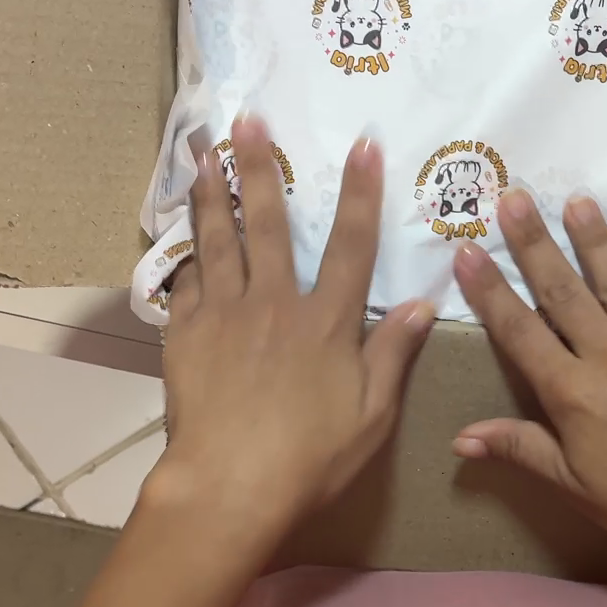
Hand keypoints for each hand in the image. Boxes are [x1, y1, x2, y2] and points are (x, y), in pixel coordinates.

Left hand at [148, 114, 433, 545]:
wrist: (231, 486)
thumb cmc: (311, 458)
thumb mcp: (372, 416)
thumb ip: (393, 356)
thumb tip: (422, 305)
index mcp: (326, 324)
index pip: (352, 248)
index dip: (361, 195)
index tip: (364, 146)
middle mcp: (274, 305)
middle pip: (270, 225)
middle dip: (262, 168)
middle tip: (248, 120)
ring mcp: (223, 316)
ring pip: (219, 241)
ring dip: (214, 193)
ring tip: (203, 152)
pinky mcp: (185, 336)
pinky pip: (186, 284)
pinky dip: (188, 257)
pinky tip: (186, 238)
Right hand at [450, 188, 606, 580]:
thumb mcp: (571, 484)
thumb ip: (519, 449)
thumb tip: (459, 439)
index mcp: (573, 393)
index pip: (520, 332)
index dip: (490, 291)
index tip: (467, 251)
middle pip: (565, 293)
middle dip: (535, 244)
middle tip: (515, 198)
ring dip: (594, 240)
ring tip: (575, 200)